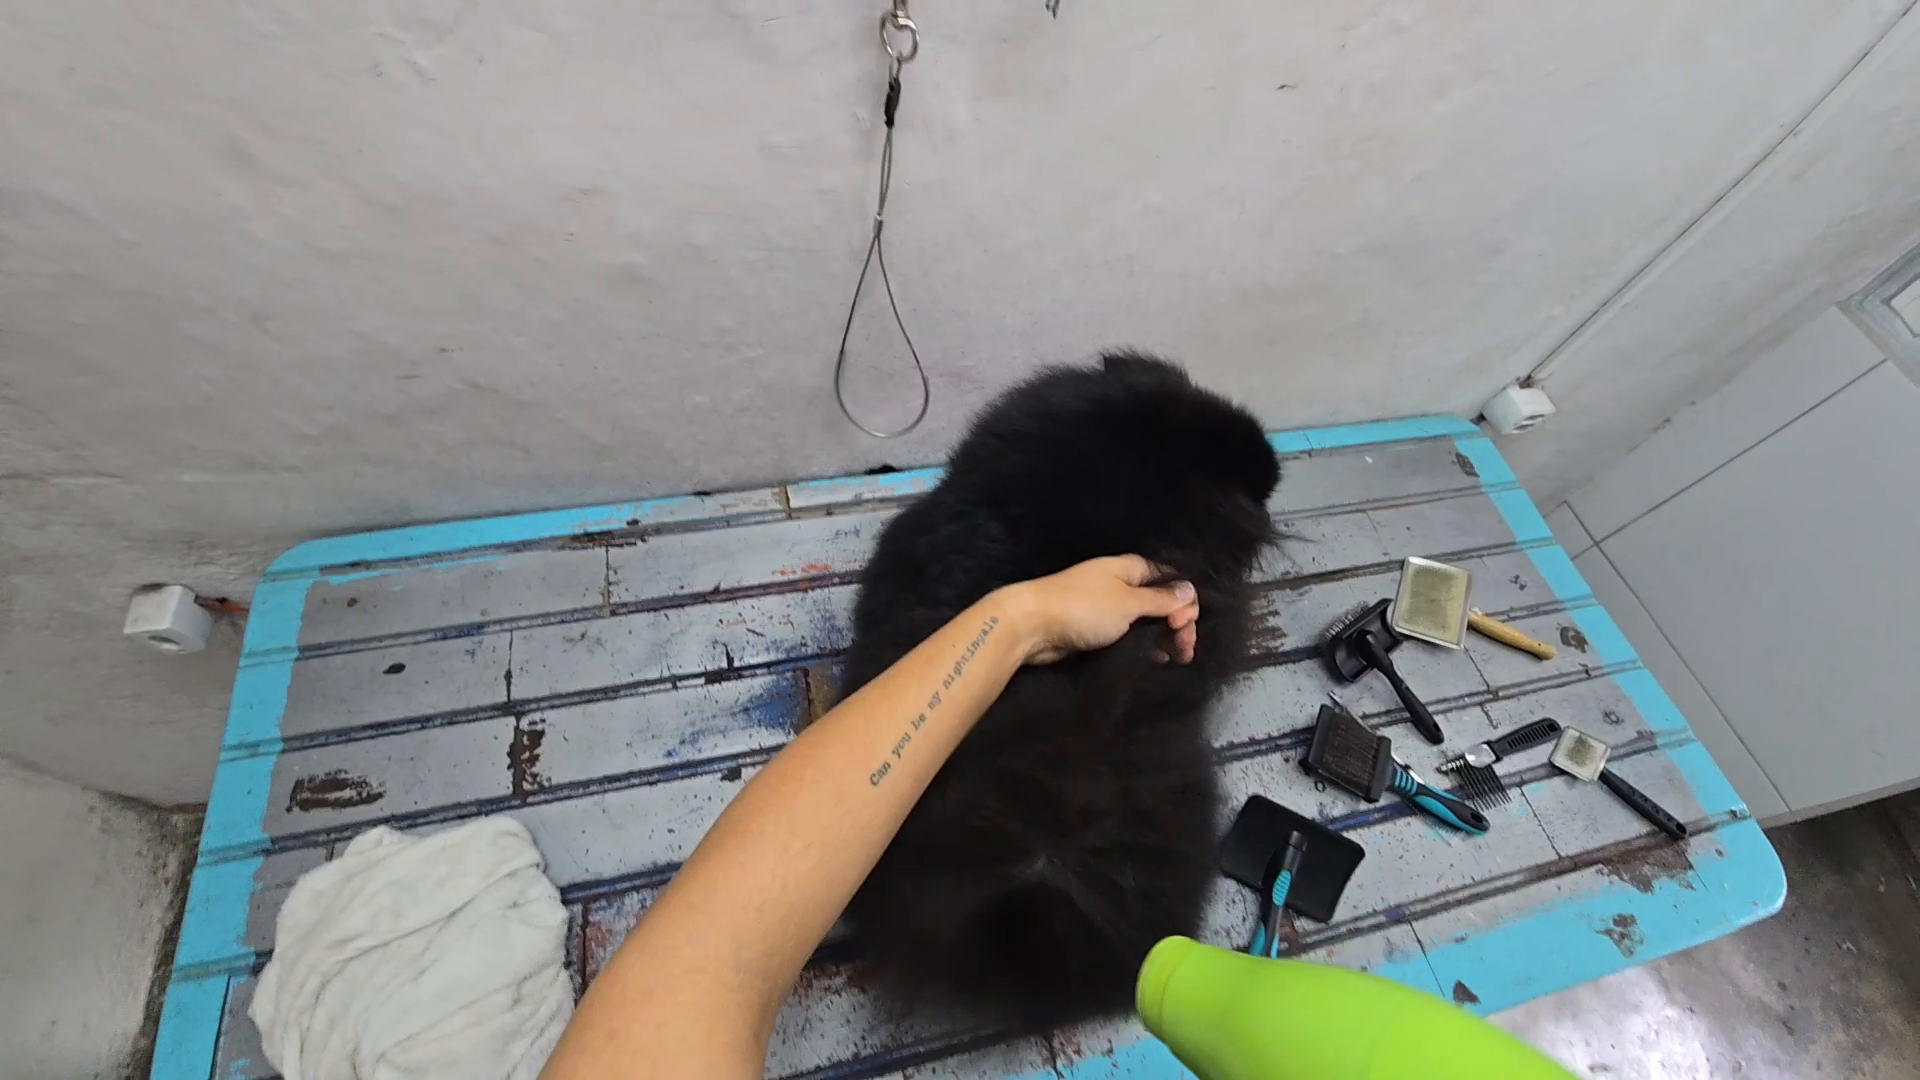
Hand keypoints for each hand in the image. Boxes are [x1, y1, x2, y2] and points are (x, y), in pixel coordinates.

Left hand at [1006, 555, 1200, 665]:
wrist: (1031, 625)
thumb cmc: (1083, 608)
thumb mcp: (1128, 602)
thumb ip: (1161, 600)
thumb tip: (1190, 590)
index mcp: (1129, 569)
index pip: (1169, 579)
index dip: (1184, 601)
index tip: (1187, 625)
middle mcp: (1120, 584)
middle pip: (1160, 602)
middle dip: (1178, 623)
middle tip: (1186, 649)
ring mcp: (1107, 607)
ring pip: (1145, 621)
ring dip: (1163, 637)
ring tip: (1176, 657)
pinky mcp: (1095, 629)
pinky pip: (1128, 635)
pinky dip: (1143, 644)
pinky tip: (1155, 658)